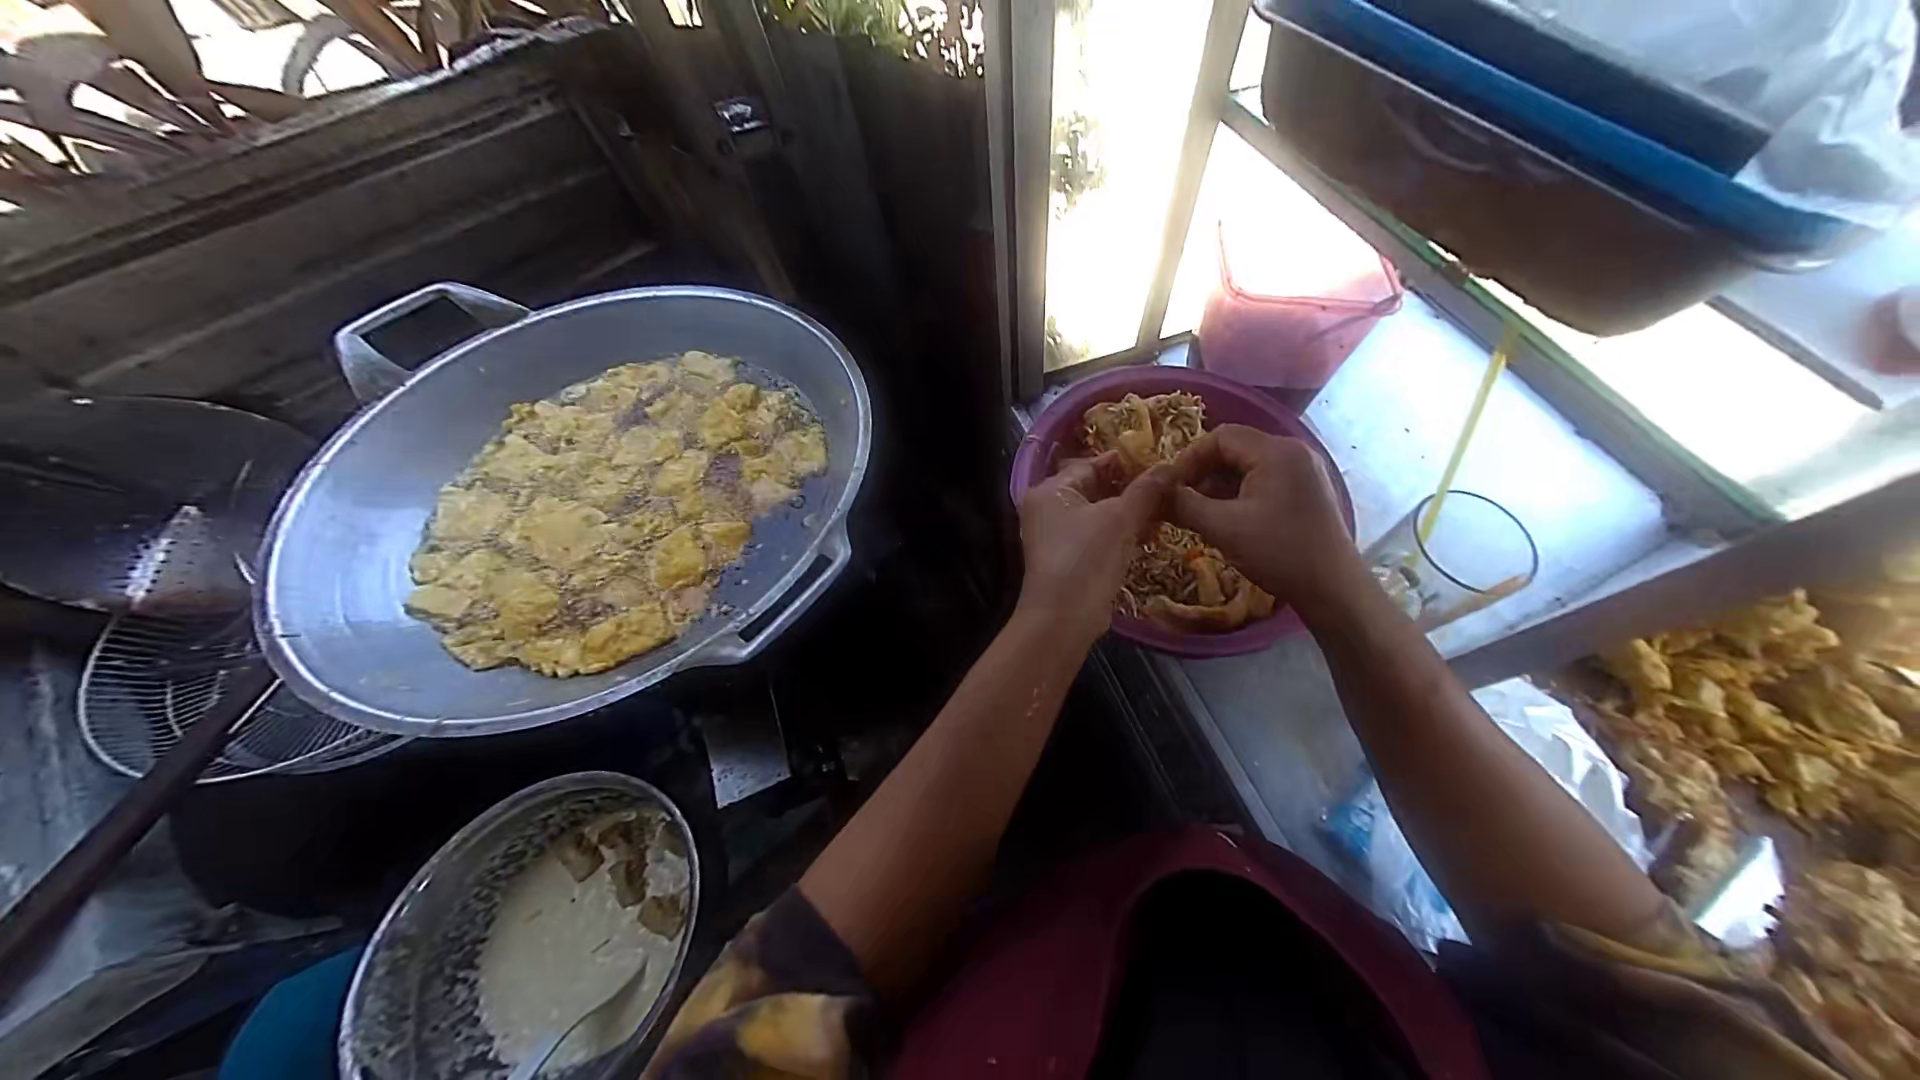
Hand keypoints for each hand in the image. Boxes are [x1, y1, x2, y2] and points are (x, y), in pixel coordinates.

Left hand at [1017, 451, 1171, 647]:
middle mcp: (1047, 508)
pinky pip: (1097, 534)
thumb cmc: (1086, 560)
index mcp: (1050, 490)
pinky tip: (1148, 533)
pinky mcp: (1068, 557)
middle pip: (1094, 487)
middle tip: (1168, 487)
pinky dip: (1119, 532)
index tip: (1160, 461)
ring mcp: (1056, 534)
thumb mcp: (1120, 519)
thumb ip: (1145, 490)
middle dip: (1130, 488)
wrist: (1063, 619)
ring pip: (1097, 512)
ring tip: (1165, 508)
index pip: (1091, 464)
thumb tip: (1170, 465)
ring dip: (1129, 511)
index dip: (1126, 462)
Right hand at [1168, 424, 1360, 610]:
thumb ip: (1183, 504)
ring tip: (1199, 514)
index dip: (1188, 459)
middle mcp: (1293, 452)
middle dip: (1202, 473)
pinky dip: (1238, 494)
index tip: (1169, 487)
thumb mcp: (1222, 528)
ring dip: (1217, 486)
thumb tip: (1153, 493)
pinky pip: (1263, 480)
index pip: (1220, 437)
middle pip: (1234, 449)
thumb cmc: (1278, 553)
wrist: (1333, 590)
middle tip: (1180, 501)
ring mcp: (1303, 471)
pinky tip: (1225, 520)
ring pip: (1247, 466)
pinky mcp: (1306, 491)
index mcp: (1276, 451)